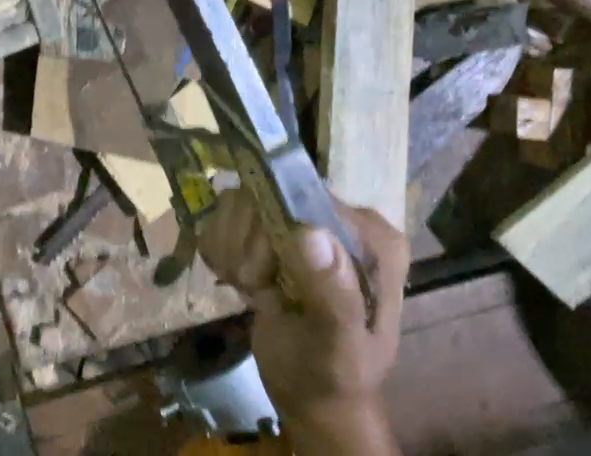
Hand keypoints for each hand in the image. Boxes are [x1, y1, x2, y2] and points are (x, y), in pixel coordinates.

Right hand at [196, 191, 407, 422]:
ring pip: (237, 202)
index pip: (302, 197)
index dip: (269, 231)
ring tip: (250, 286)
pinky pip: (224, 216)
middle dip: (245, 245)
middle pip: (262, 195)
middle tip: (255, 286)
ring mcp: (300, 221)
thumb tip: (307, 233)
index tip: (264, 276)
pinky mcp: (269, 230)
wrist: (310, 395)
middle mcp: (337, 219)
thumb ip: (331, 293)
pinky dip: (220, 249)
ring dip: (230, 249)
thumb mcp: (338, 345)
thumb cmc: (332, 376)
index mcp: (371, 238)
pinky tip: (239, 279)